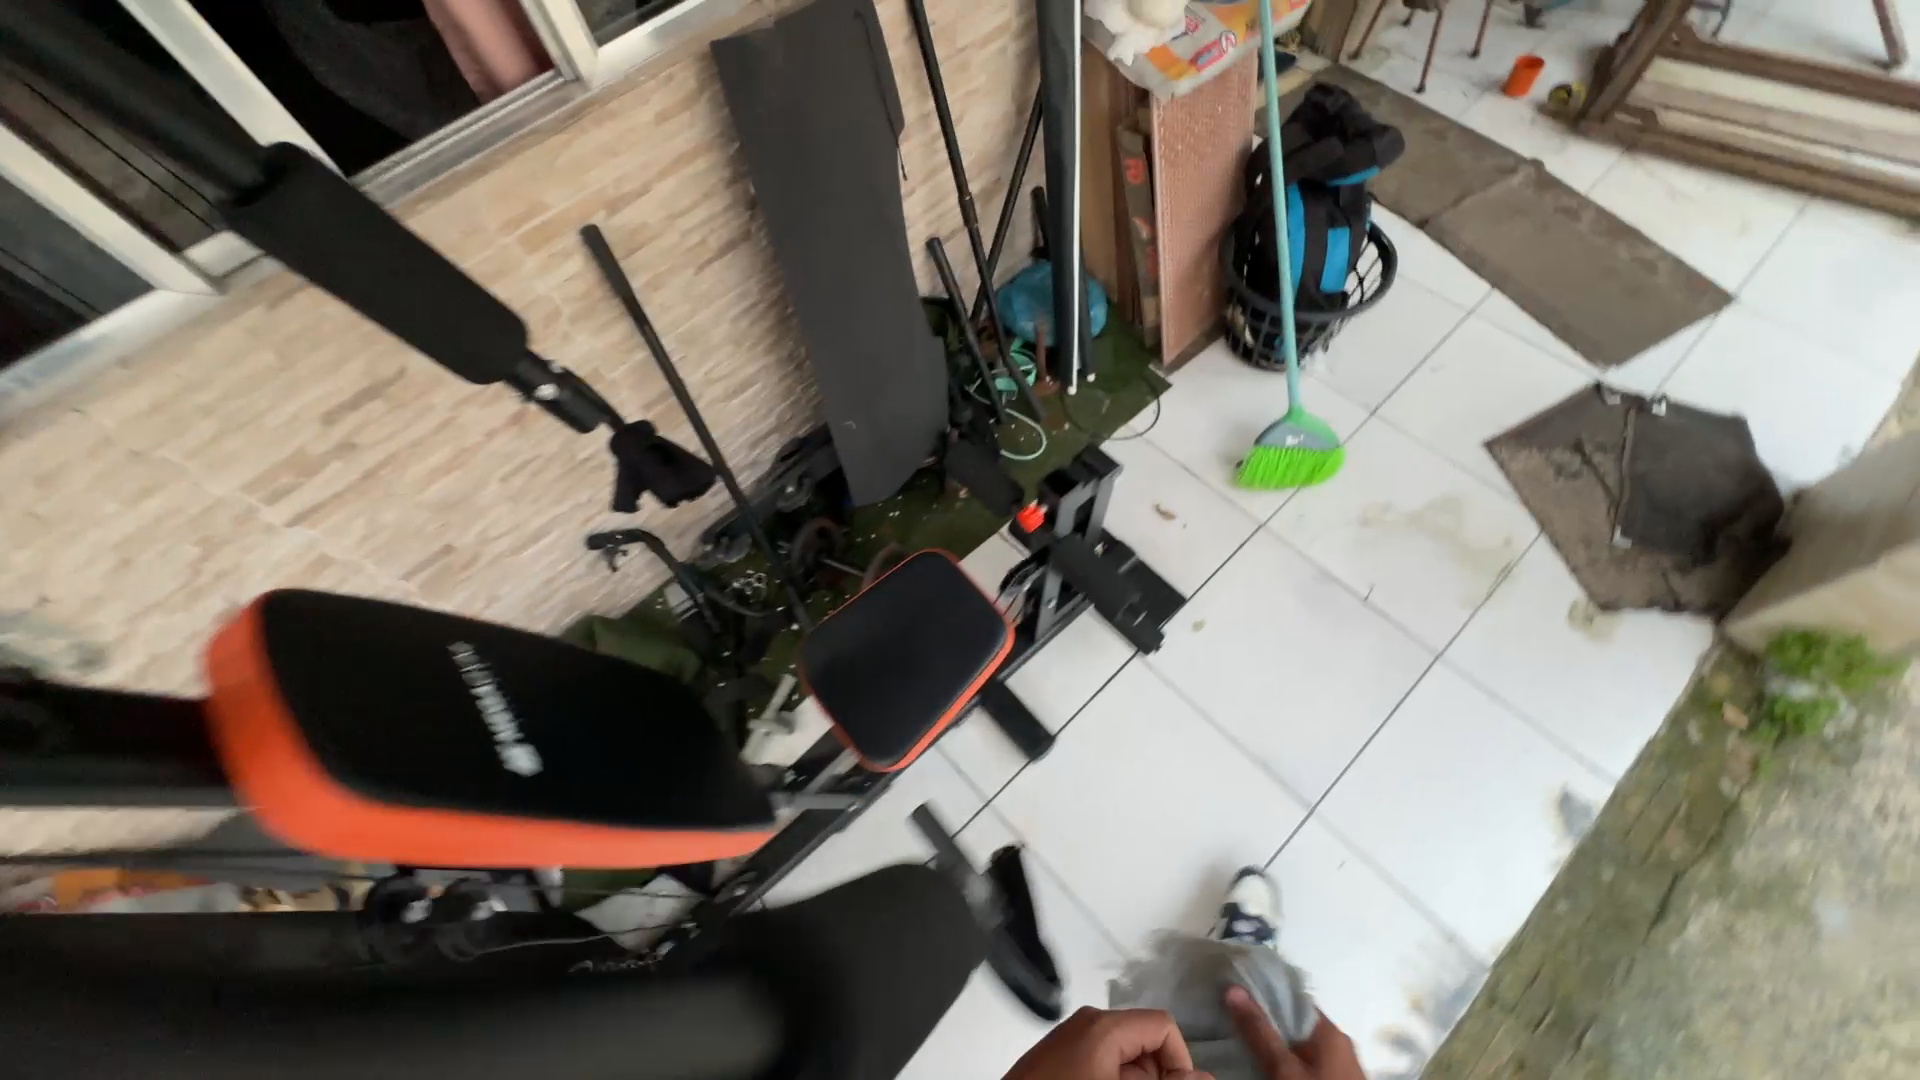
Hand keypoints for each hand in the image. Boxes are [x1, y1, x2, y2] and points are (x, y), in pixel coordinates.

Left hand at [1003, 1006, 1212, 1079]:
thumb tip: (1206, 1077)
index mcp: (1104, 1025)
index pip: (1163, 1026)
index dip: (1178, 1064)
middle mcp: (1088, 1022)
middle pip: (1144, 1044)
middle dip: (1155, 1078)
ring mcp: (1071, 1040)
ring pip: (1124, 1060)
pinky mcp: (1060, 1060)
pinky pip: (1101, 1067)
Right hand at [1223, 986, 1364, 1079]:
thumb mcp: (1284, 1071)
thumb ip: (1259, 1032)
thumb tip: (1232, 988)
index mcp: (1330, 1032)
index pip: (1292, 999)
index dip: (1263, 994)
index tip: (1235, 995)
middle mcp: (1339, 1045)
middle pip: (1295, 1023)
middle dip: (1266, 1022)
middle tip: (1231, 1020)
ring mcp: (1340, 1069)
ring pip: (1300, 1047)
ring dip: (1275, 1046)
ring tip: (1242, 1043)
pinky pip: (1307, 1066)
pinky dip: (1286, 1064)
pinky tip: (1266, 1069)